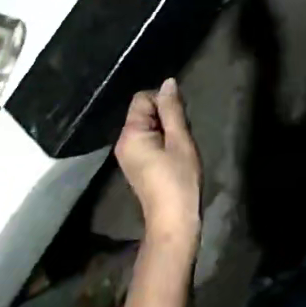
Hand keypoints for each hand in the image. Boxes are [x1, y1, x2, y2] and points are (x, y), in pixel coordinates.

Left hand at [115, 78, 201, 245]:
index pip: (143, 98)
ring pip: (147, 126)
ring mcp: (127, 155)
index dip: (163, 102)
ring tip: (179, 147)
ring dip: (166, 130)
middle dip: (165, 116)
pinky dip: (161, 141)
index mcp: (130, 134)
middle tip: (182, 136)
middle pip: (143, 111)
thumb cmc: (179, 181)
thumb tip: (168, 82)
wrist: (173, 224)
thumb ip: (172, 109)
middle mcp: (123, 142)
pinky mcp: (135, 165)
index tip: (180, 120)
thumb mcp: (180, 140)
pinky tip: (174, 156)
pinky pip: (147, 140)